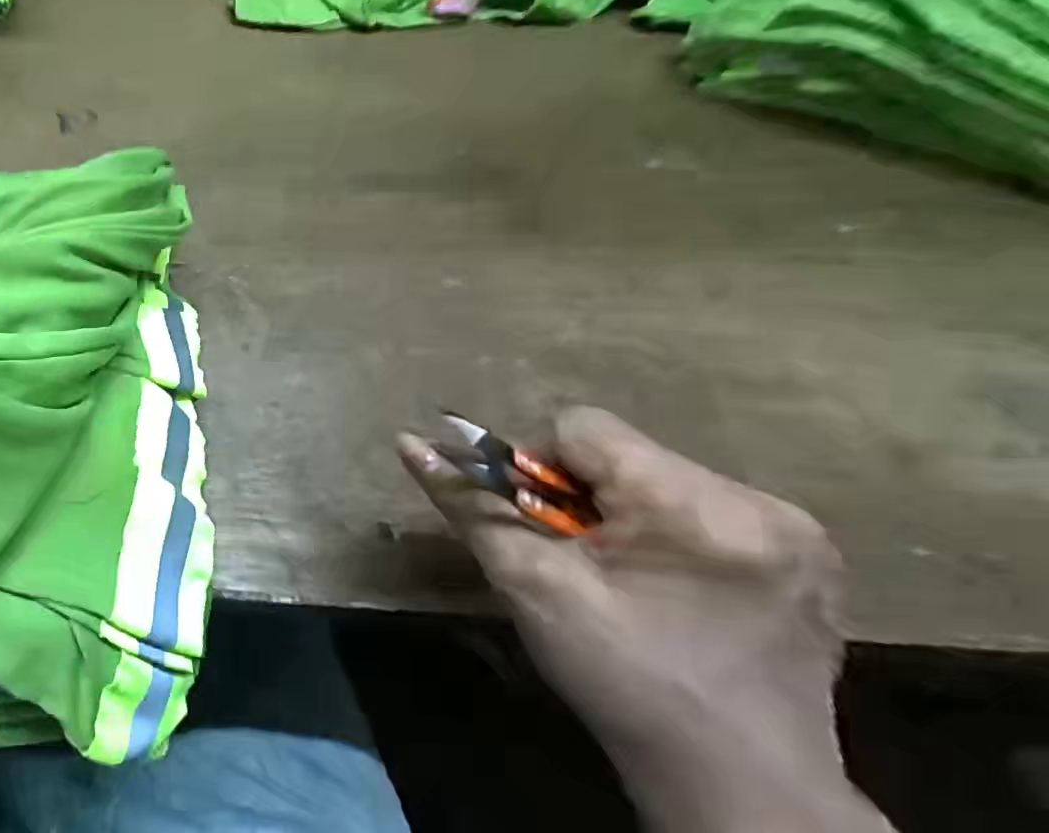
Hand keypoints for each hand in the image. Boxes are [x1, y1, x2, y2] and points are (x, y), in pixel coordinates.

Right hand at [399, 408, 890, 832]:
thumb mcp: (527, 582)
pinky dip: (661, 531)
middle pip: (622, 453)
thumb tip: (409, 442)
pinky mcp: (806, 556)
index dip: (537, 469)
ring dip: (618, 512)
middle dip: (579, 495)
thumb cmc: (619, 678)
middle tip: (574, 558)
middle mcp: (759, 503)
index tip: (539, 528)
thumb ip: (468, 504)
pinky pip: (700, 507)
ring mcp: (796, 531)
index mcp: (695, 506)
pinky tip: (666, 586)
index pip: (581, 428)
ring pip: (657, 477)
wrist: (737, 786)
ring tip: (620, 576)